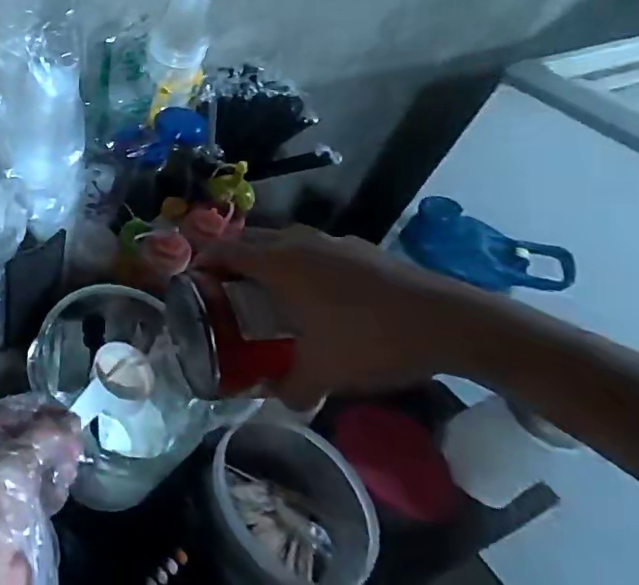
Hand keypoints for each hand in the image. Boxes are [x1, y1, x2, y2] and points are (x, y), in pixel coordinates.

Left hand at [0, 395, 82, 584]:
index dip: (46, 409)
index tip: (71, 415)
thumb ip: (51, 431)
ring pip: (41, 464)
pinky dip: (55, 488)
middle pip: (33, 437)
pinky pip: (43, 491)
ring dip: (59, 464)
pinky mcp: (20, 511)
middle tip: (76, 445)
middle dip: (57, 439)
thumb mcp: (23, 449)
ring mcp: (7, 483)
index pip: (21, 408)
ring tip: (70, 469)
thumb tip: (73, 421)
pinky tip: (63, 489)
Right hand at [197, 228, 496, 407]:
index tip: (193, 282)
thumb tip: (275, 398)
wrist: (445, 319)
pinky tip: (317, 296)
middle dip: (232, 260)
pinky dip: (299, 263)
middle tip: (225, 290)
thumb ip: (292, 387)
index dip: (204, 262)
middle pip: (249, 240)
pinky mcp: (357, 247)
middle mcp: (296, 241)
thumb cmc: (370, 339)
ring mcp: (329, 240)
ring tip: (268, 292)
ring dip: (267, 260)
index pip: (225, 250)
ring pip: (282, 241)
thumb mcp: (325, 373)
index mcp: (277, 262)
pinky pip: (311, 249)